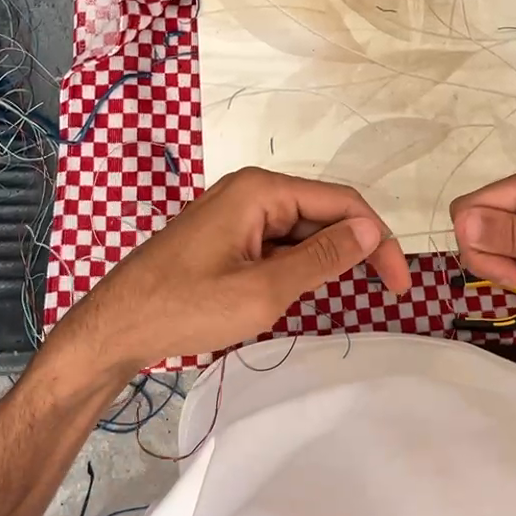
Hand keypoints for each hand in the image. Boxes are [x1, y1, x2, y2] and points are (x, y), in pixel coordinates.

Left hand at [51, 168, 412, 375]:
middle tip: (387, 291)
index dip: (378, 238)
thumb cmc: (187, 307)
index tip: (400, 284)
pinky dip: (299, 263)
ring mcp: (236, 211)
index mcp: (261, 189)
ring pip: (301, 228)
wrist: (115, 327)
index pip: (341, 202)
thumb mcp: (263, 290)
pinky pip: (277, 240)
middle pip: (322, 211)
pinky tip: (308, 288)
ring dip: (329, 256)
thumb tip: (369, 230)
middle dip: (358, 246)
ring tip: (355, 292)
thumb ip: (321, 258)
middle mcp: (251, 189)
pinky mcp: (226, 234)